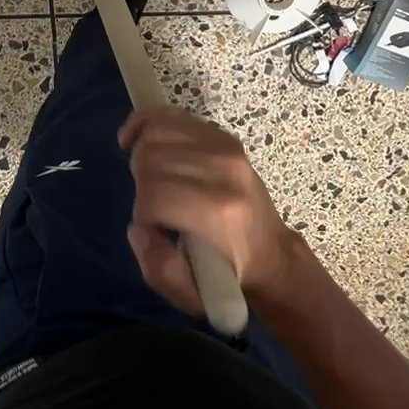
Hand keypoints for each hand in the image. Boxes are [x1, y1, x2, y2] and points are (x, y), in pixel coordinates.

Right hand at [118, 106, 300, 313]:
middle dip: (140, 184)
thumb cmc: (228, 274)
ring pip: (156, 132)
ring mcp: (226, 148)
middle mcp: (224, 170)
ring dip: (142, 155)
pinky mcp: (223, 136)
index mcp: (217, 211)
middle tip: (153, 205)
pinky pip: (170, 116)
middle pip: (150, 158)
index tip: (155, 230)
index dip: (142, 215)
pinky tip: (137, 139)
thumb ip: (159, 268)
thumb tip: (138, 228)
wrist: (270, 253)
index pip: (152, 195)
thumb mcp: (192, 293)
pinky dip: (147, 124)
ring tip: (150, 178)